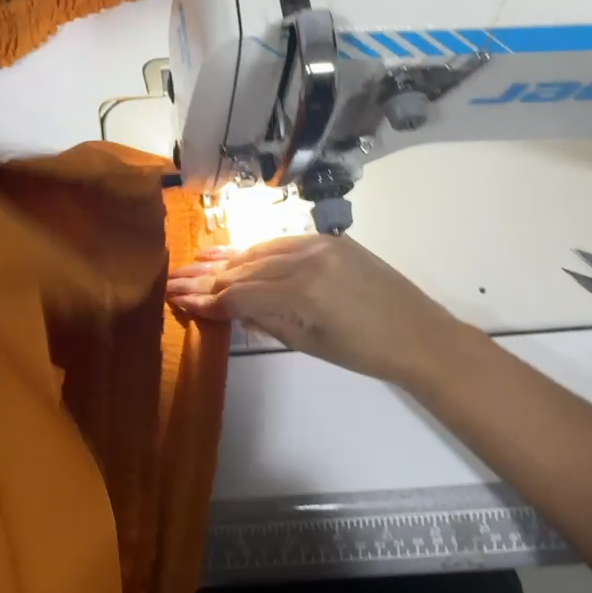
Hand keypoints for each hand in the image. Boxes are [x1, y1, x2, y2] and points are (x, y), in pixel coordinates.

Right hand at [167, 234, 465, 383]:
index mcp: (301, 295)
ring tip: (194, 262)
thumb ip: (264, 320)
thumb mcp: (308, 343)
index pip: (239, 295)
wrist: (418, 334)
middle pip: (244, 269)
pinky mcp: (330, 239)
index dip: (207, 300)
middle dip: (206, 277)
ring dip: (225, 259)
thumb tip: (227, 309)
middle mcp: (306, 261)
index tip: (178, 300)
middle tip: (173, 280)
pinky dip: (254, 249)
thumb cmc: (364, 352)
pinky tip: (234, 252)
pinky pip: (281, 242)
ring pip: (259, 251)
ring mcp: (318, 245)